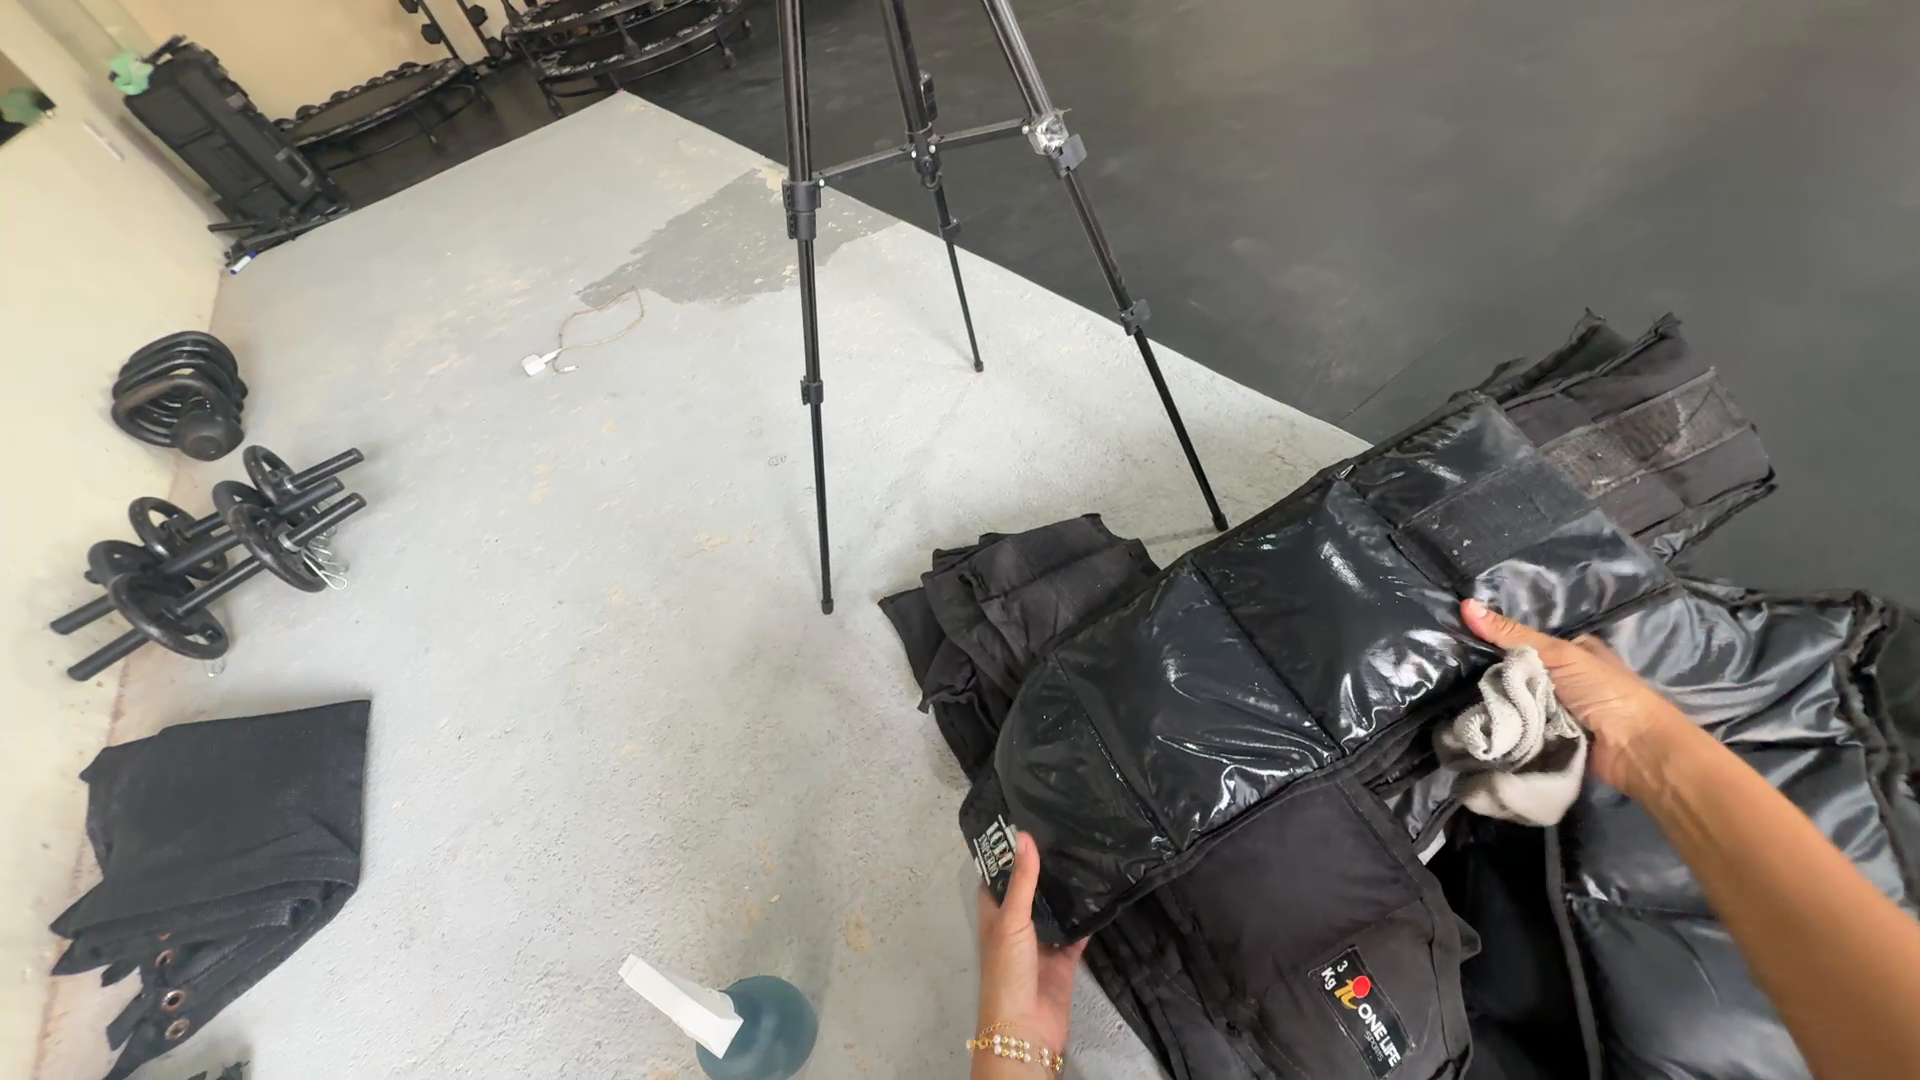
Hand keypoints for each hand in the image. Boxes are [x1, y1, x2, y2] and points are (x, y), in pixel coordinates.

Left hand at [975, 832, 1085, 1065]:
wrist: (1028, 1028)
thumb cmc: (1007, 969)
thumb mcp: (1011, 919)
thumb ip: (1022, 879)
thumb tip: (1024, 834)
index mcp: (995, 912)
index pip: (999, 874)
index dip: (1008, 851)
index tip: (1027, 821)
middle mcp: (1016, 923)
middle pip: (1030, 889)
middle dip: (1043, 867)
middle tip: (1064, 831)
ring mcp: (1041, 940)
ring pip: (1055, 908)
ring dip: (1065, 890)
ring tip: (1084, 852)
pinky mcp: (1064, 957)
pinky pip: (1077, 931)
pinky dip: (1087, 917)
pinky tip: (1100, 892)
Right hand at [1461, 598, 1694, 797]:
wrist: (1635, 749)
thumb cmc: (1605, 692)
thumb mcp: (1559, 654)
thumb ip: (1512, 634)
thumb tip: (1466, 604)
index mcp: (1572, 651)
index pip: (1522, 640)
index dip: (1494, 638)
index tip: (1459, 638)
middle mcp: (1563, 677)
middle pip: (1514, 668)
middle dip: (1491, 671)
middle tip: (1454, 666)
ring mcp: (1554, 706)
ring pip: (1511, 695)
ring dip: (1493, 696)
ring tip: (1454, 688)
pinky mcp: (1546, 732)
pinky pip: (1514, 719)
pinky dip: (1500, 718)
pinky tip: (1474, 711)